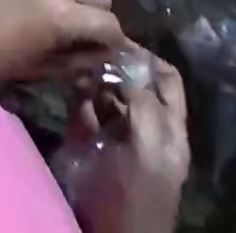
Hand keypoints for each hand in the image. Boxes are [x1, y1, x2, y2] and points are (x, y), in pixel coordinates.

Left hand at [0, 0, 135, 81]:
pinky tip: (42, 7)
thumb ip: (81, 60)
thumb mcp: (44, 68)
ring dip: (81, 0)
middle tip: (87, 36)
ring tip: (64, 21)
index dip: (116, 42)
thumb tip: (106, 55)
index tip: (110, 54)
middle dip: (101, 16)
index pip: (109, 23)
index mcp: (62, 14)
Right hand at [66, 51, 189, 232]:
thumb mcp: (151, 149)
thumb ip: (144, 104)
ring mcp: (111, 129)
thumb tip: (127, 63)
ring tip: (77, 55)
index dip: (147, 58)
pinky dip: (76, 86)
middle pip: (132, 78)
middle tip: (91, 43)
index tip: (119, 41)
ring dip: (93, 69)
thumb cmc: (135, 194)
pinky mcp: (84, 135)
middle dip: (114, 60)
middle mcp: (142, 122)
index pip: (165, 78)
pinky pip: (82, 100)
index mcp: (168, 127)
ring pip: (105, 85)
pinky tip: (67, 75)